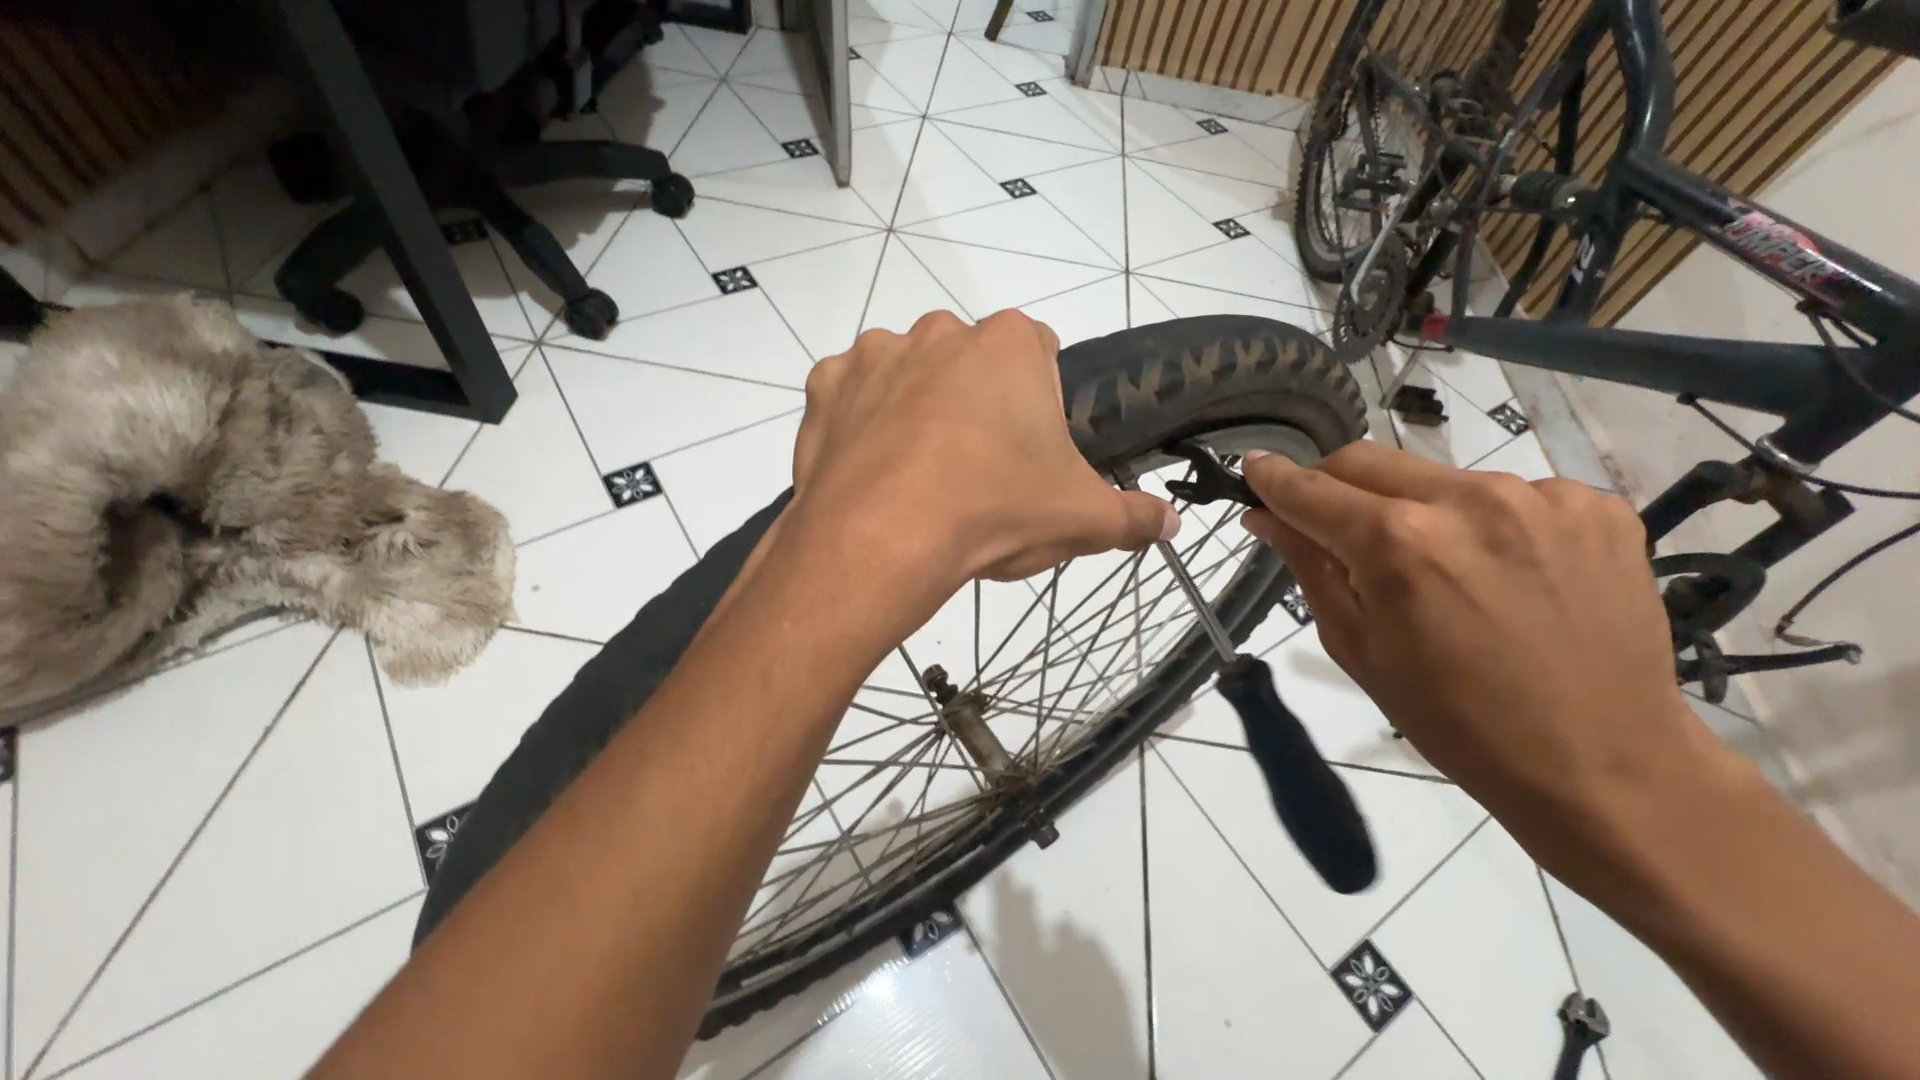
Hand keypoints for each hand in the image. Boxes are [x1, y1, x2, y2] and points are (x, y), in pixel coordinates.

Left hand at [789, 310, 1177, 585]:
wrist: (881, 540)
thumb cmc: (993, 512)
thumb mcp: (1081, 520)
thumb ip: (1133, 516)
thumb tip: (1171, 523)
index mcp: (1010, 345)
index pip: (1039, 355)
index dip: (1038, 404)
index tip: (1028, 452)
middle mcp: (940, 331)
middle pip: (970, 364)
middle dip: (976, 405)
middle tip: (976, 472)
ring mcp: (875, 353)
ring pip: (909, 376)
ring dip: (917, 411)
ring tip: (919, 478)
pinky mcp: (824, 385)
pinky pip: (851, 397)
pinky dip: (860, 425)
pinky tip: (871, 471)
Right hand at [1238, 442, 1729, 871]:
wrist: (1604, 765)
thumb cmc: (1457, 724)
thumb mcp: (1359, 650)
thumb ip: (1310, 568)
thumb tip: (1266, 517)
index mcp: (1399, 543)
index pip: (1311, 489)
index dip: (1272, 479)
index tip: (1252, 470)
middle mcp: (1468, 499)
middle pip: (1369, 461)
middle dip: (1333, 483)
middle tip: (1327, 522)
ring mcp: (1541, 496)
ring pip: (1440, 477)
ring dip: (1415, 508)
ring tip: (1436, 567)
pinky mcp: (1596, 506)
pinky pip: (1510, 495)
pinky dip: (1485, 523)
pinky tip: (1502, 572)